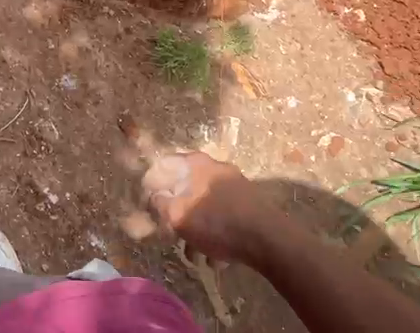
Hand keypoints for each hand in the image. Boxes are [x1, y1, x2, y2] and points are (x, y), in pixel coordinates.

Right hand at [141, 152, 280, 264]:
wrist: (272, 242)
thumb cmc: (218, 223)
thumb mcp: (178, 216)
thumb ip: (160, 204)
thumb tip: (154, 197)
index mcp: (194, 163)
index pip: (161, 167)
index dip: (150, 188)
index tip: (147, 209)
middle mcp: (214, 167)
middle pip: (184, 188)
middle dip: (176, 213)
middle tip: (172, 234)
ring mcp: (235, 185)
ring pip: (204, 204)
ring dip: (196, 227)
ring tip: (195, 254)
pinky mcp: (250, 204)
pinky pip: (223, 215)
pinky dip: (216, 231)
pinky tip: (216, 256)